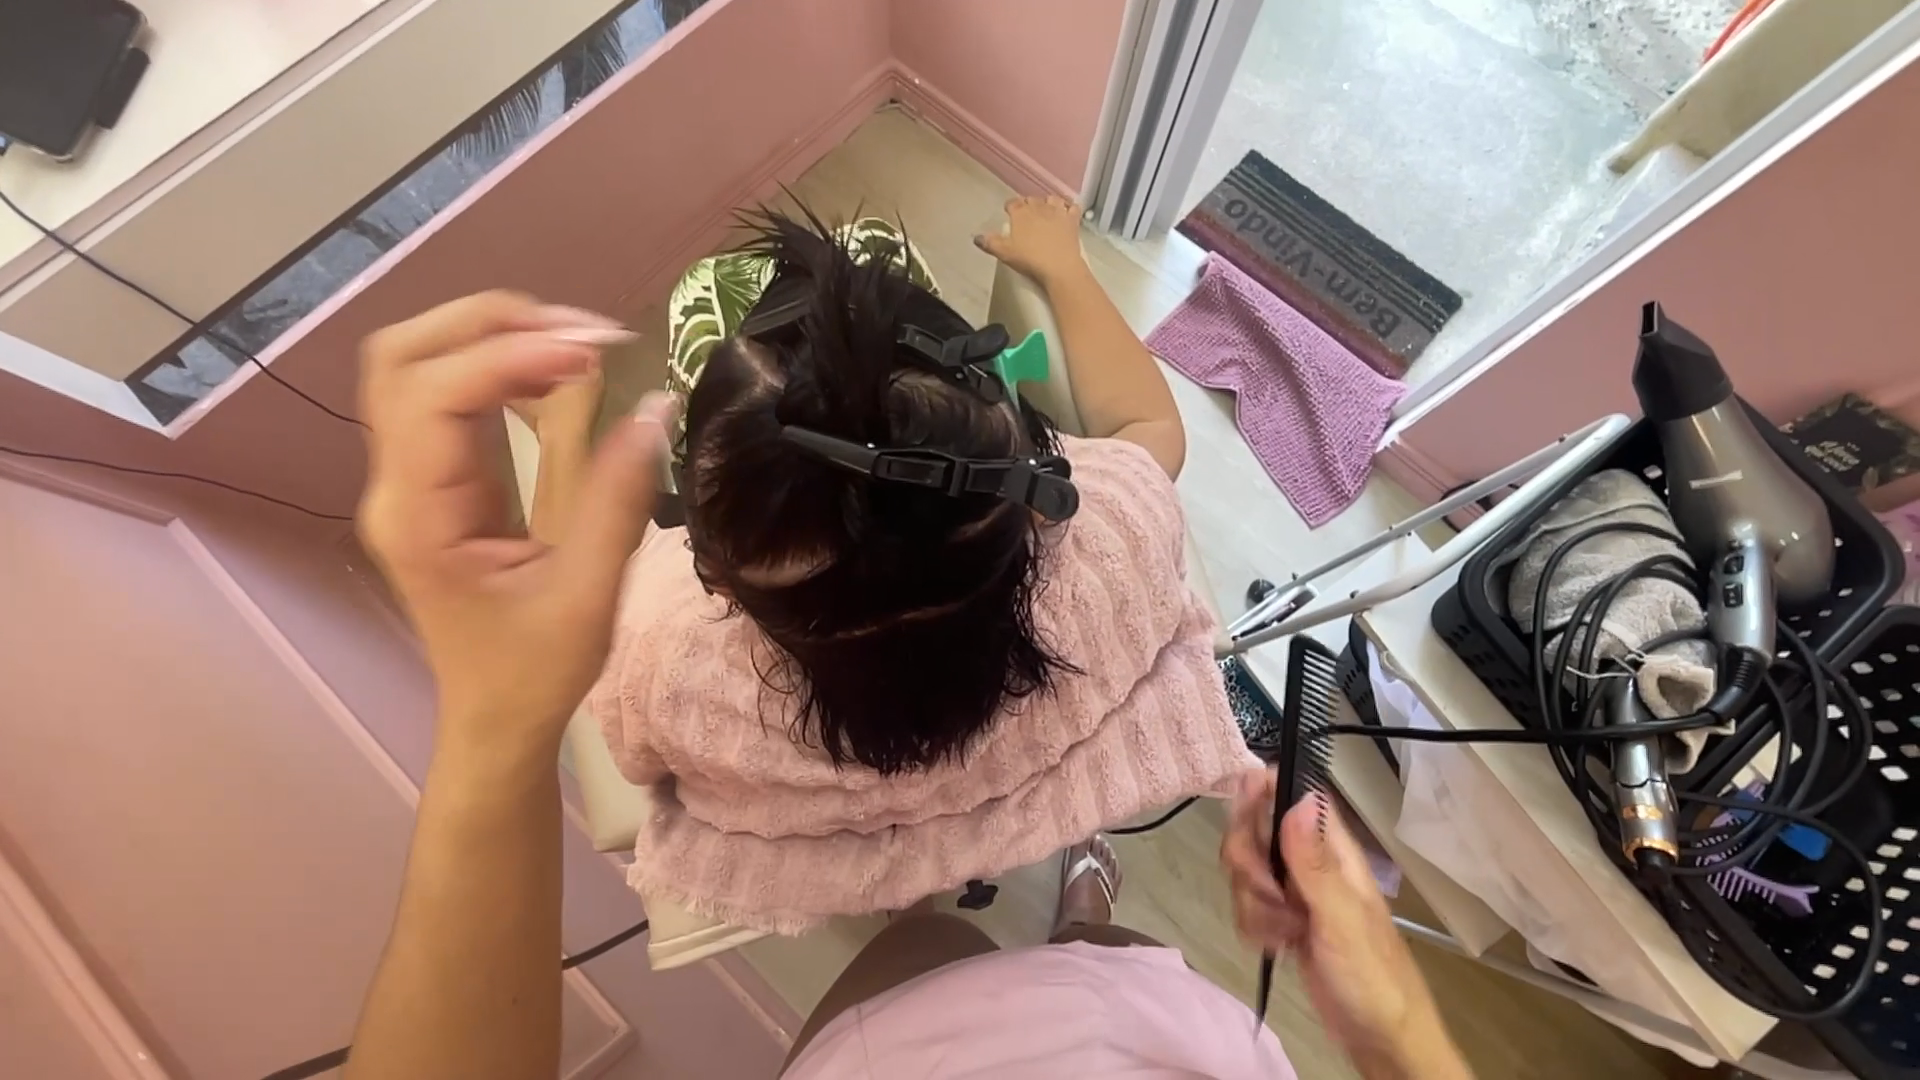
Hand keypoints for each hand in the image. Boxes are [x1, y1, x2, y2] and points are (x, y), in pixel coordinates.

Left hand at [356, 291, 672, 752]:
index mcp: (420, 517)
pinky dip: (502, 369)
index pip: (435, 396)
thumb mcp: (590, 588)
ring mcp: (410, 481)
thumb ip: (619, 496)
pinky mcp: (437, 483)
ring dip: (495, 337)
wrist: (496, 718)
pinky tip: (558, 376)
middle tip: (587, 332)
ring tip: (580, 344)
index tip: (597, 352)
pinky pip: (450, 398)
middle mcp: (397, 486)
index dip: (511, 357)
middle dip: (493, 324)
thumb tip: (657, 409)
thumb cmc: (537, 668)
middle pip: (405, 358)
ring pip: (419, 367)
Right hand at [975, 195, 1087, 286]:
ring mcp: (1058, 211)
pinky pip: (1073, 207)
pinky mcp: (1073, 220)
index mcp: (1021, 213)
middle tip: (1027, 216)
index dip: (1010, 207)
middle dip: (1028, 205)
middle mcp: (1039, 207)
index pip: (1013, 203)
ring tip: (1046, 211)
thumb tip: (976, 237)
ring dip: (1048, 203)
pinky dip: (1069, 208)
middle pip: (1032, 199)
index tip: (1009, 213)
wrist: (1059, 267)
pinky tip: (1067, 212)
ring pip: (1052, 199)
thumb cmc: (1029, 260)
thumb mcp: (1005, 253)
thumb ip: (990, 243)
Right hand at [1222, 770, 1466, 1078]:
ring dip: (1252, 903)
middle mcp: (1309, 862)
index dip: (1262, 789)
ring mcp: (1293, 891)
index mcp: (1333, 850)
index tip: (1240, 805)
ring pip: (1244, 869)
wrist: (1382, 1044)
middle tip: (1270, 894)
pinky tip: (1275, 946)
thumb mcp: (1343, 922)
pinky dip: (1252, 925)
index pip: (1293, 794)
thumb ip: (1315, 863)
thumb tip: (1297, 800)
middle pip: (1254, 829)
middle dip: (1248, 864)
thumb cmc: (1374, 980)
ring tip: (1283, 932)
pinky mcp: (1280, 918)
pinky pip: (1245, 903)